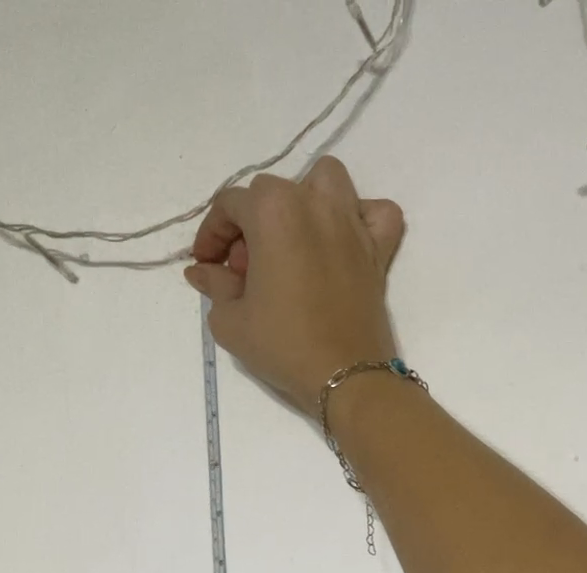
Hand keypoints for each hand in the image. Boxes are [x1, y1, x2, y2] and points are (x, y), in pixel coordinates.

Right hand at [183, 156, 405, 415]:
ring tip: (293, 241)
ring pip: (328, 181)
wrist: (347, 377)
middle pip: (274, 192)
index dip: (212, 235)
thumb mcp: (230, 319)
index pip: (230, 204)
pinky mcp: (380, 250)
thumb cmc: (284, 346)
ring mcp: (353, 224)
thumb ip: (215, 285)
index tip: (208, 266)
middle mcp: (315, 204)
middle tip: (247, 271)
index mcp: (273, 211)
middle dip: (252, 224)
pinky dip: (365, 218)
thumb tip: (205, 271)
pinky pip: (381, 215)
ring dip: (306, 199)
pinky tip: (345, 242)